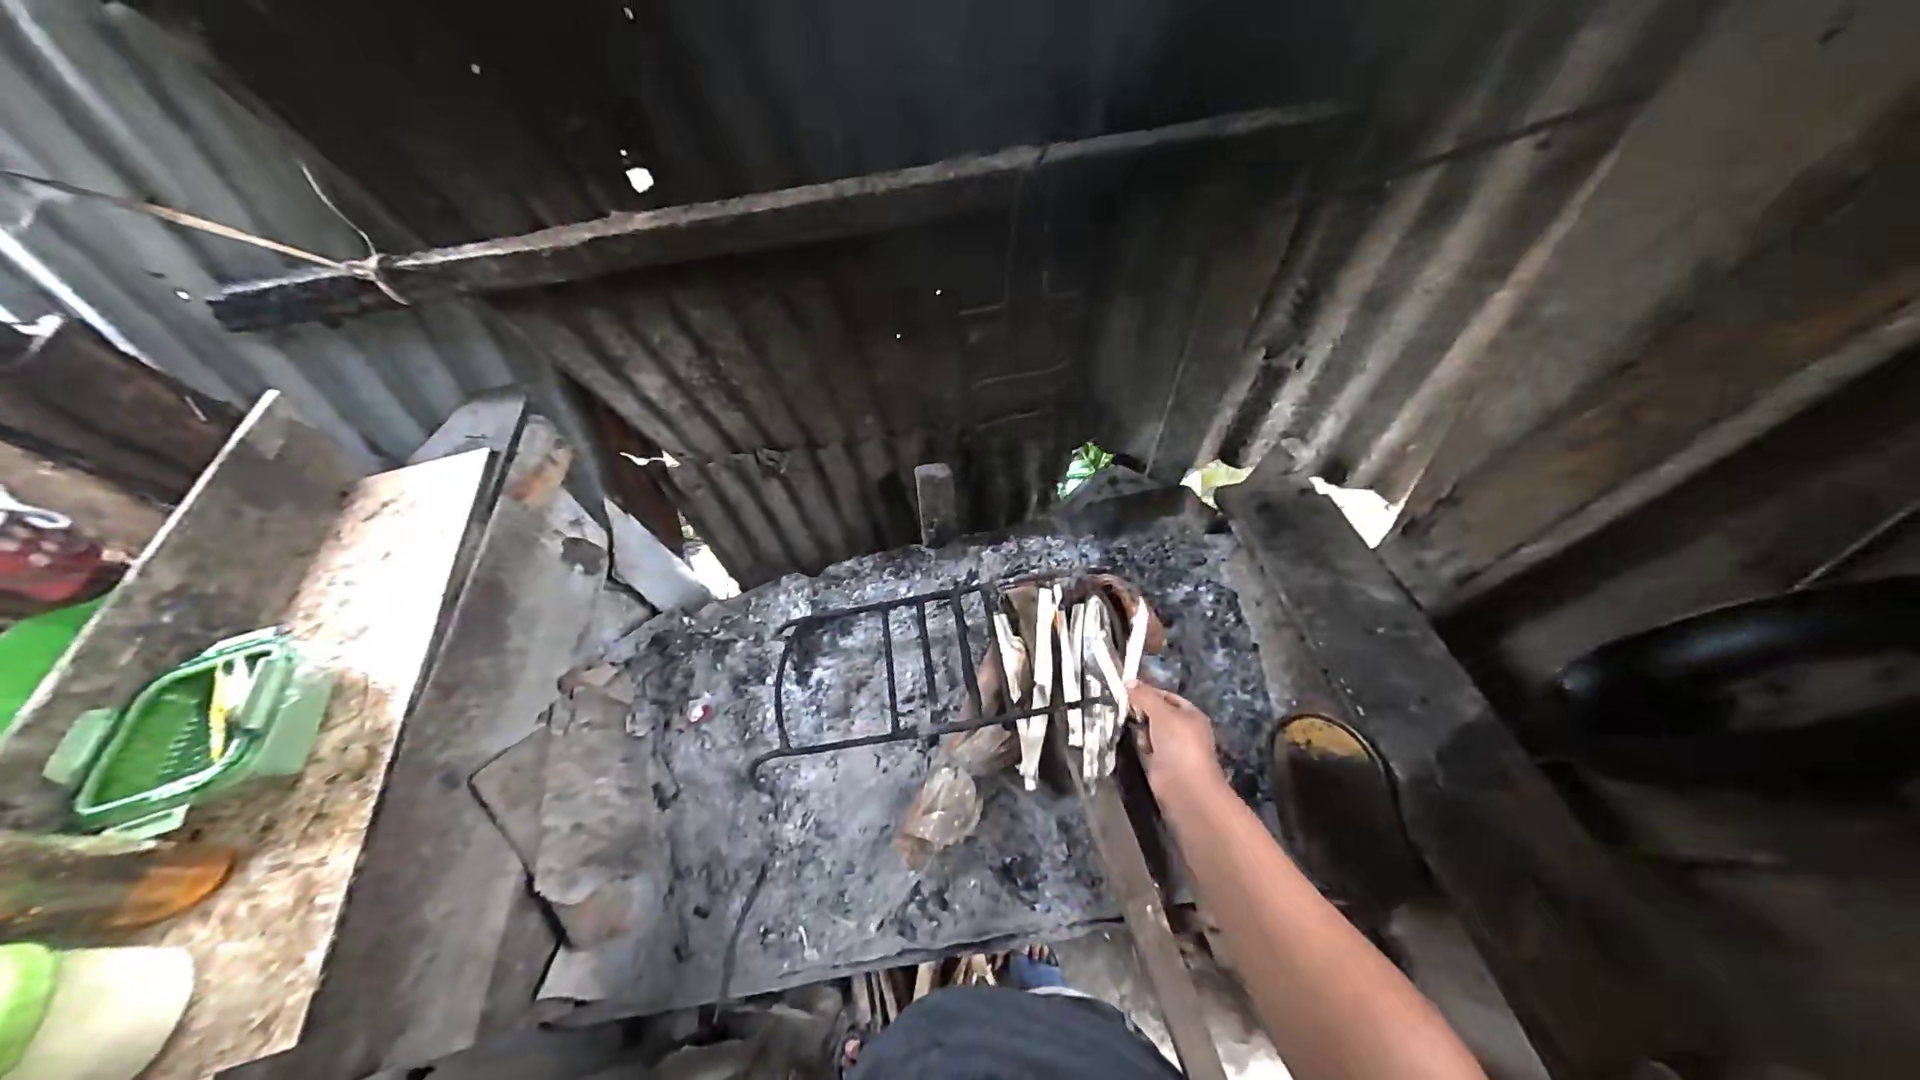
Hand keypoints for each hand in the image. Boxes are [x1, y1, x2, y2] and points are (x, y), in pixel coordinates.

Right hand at [1129, 680, 1227, 797]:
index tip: (1127, 691)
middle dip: (1141, 710)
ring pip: (1149, 730)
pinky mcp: (1161, 763)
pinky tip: (1131, 742)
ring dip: (1138, 728)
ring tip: (1125, 724)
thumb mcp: (1161, 712)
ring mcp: (1173, 747)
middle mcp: (1183, 729)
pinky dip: (1139, 745)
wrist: (1184, 786)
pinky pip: (1146, 747)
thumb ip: (1145, 696)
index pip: (1166, 696)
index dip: (1148, 692)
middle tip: (1122, 707)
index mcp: (1190, 714)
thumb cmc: (1179, 743)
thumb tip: (1128, 681)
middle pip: (1157, 713)